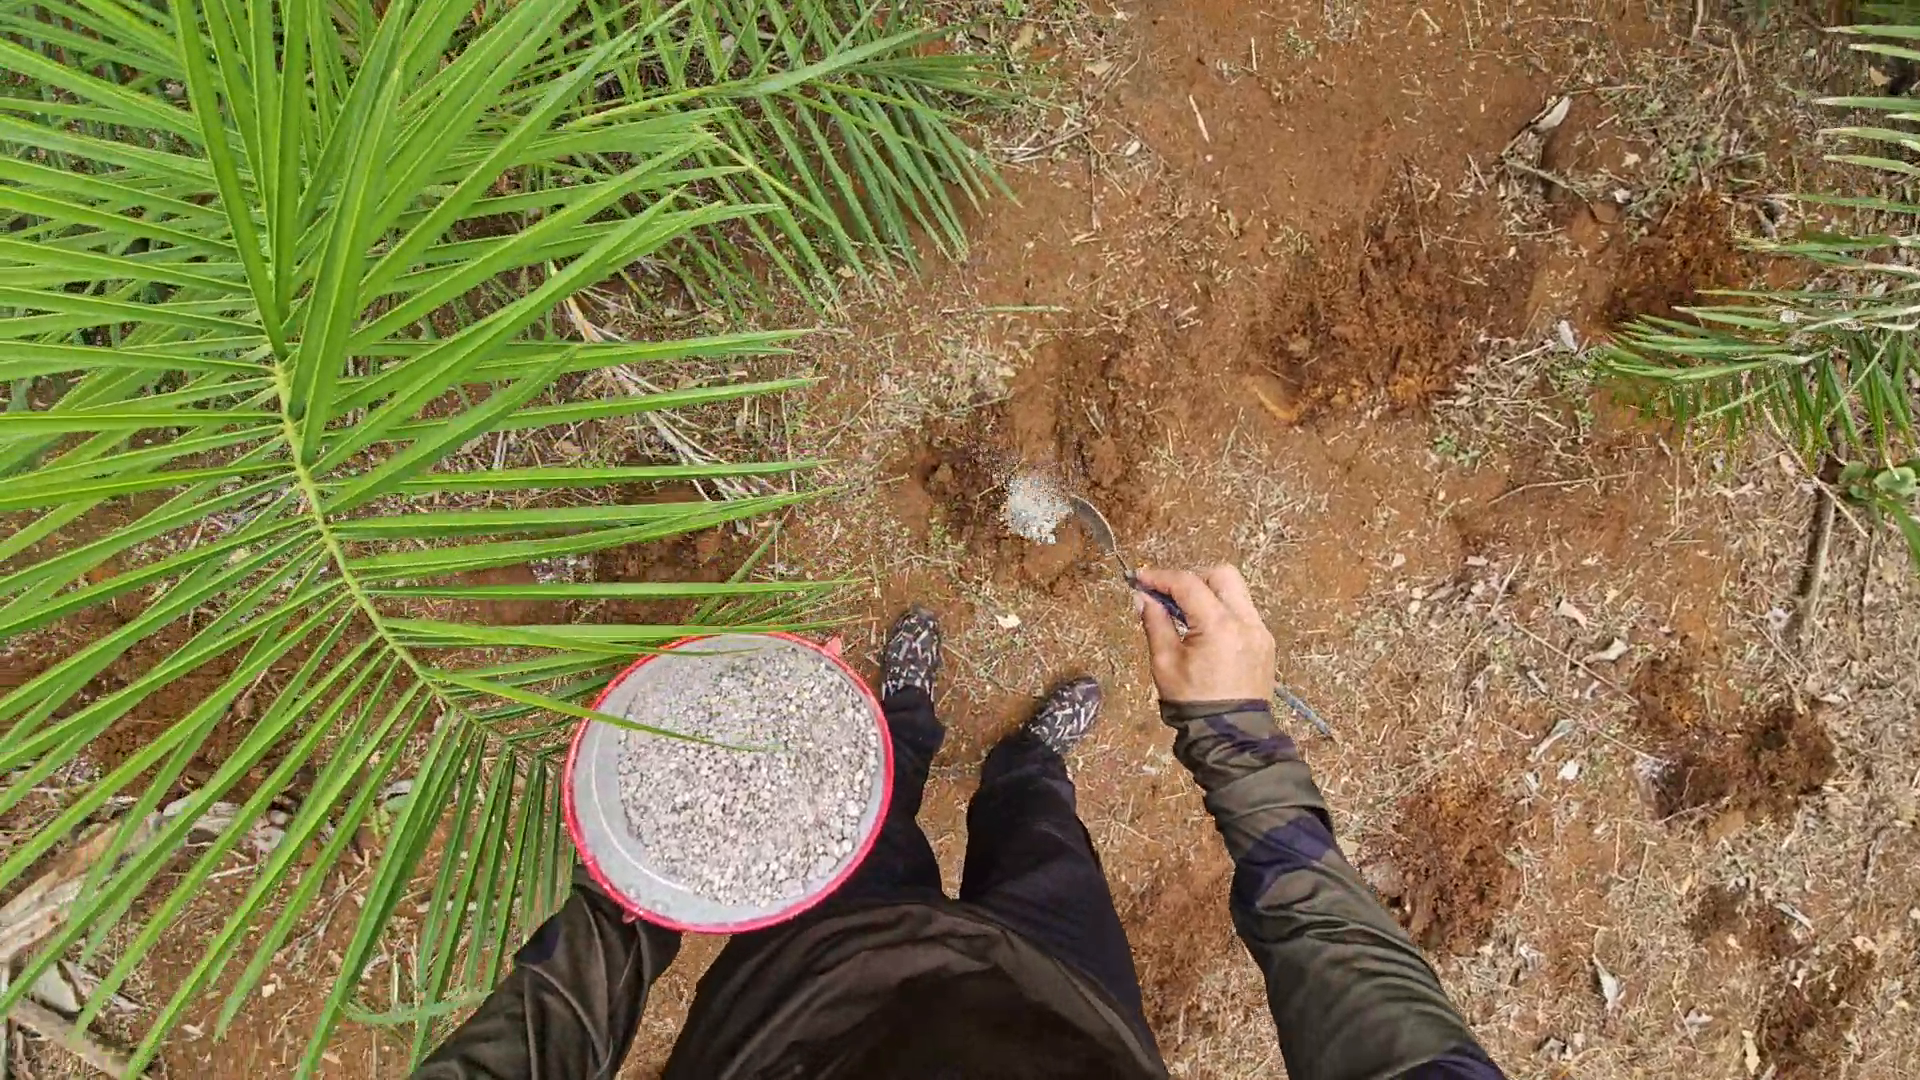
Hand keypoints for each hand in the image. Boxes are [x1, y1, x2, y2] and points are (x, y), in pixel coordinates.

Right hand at [1135, 564, 1275, 701]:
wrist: (1230, 736)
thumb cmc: (1191, 700)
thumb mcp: (1164, 661)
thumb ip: (1155, 622)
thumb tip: (1143, 597)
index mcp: (1219, 626)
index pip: (1188, 583)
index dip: (1160, 577)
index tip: (1139, 579)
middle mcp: (1246, 621)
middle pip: (1222, 575)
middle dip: (1191, 578)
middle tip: (1168, 594)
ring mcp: (1260, 631)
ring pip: (1235, 591)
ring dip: (1207, 592)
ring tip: (1183, 611)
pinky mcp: (1264, 642)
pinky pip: (1242, 612)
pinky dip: (1221, 609)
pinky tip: (1203, 629)